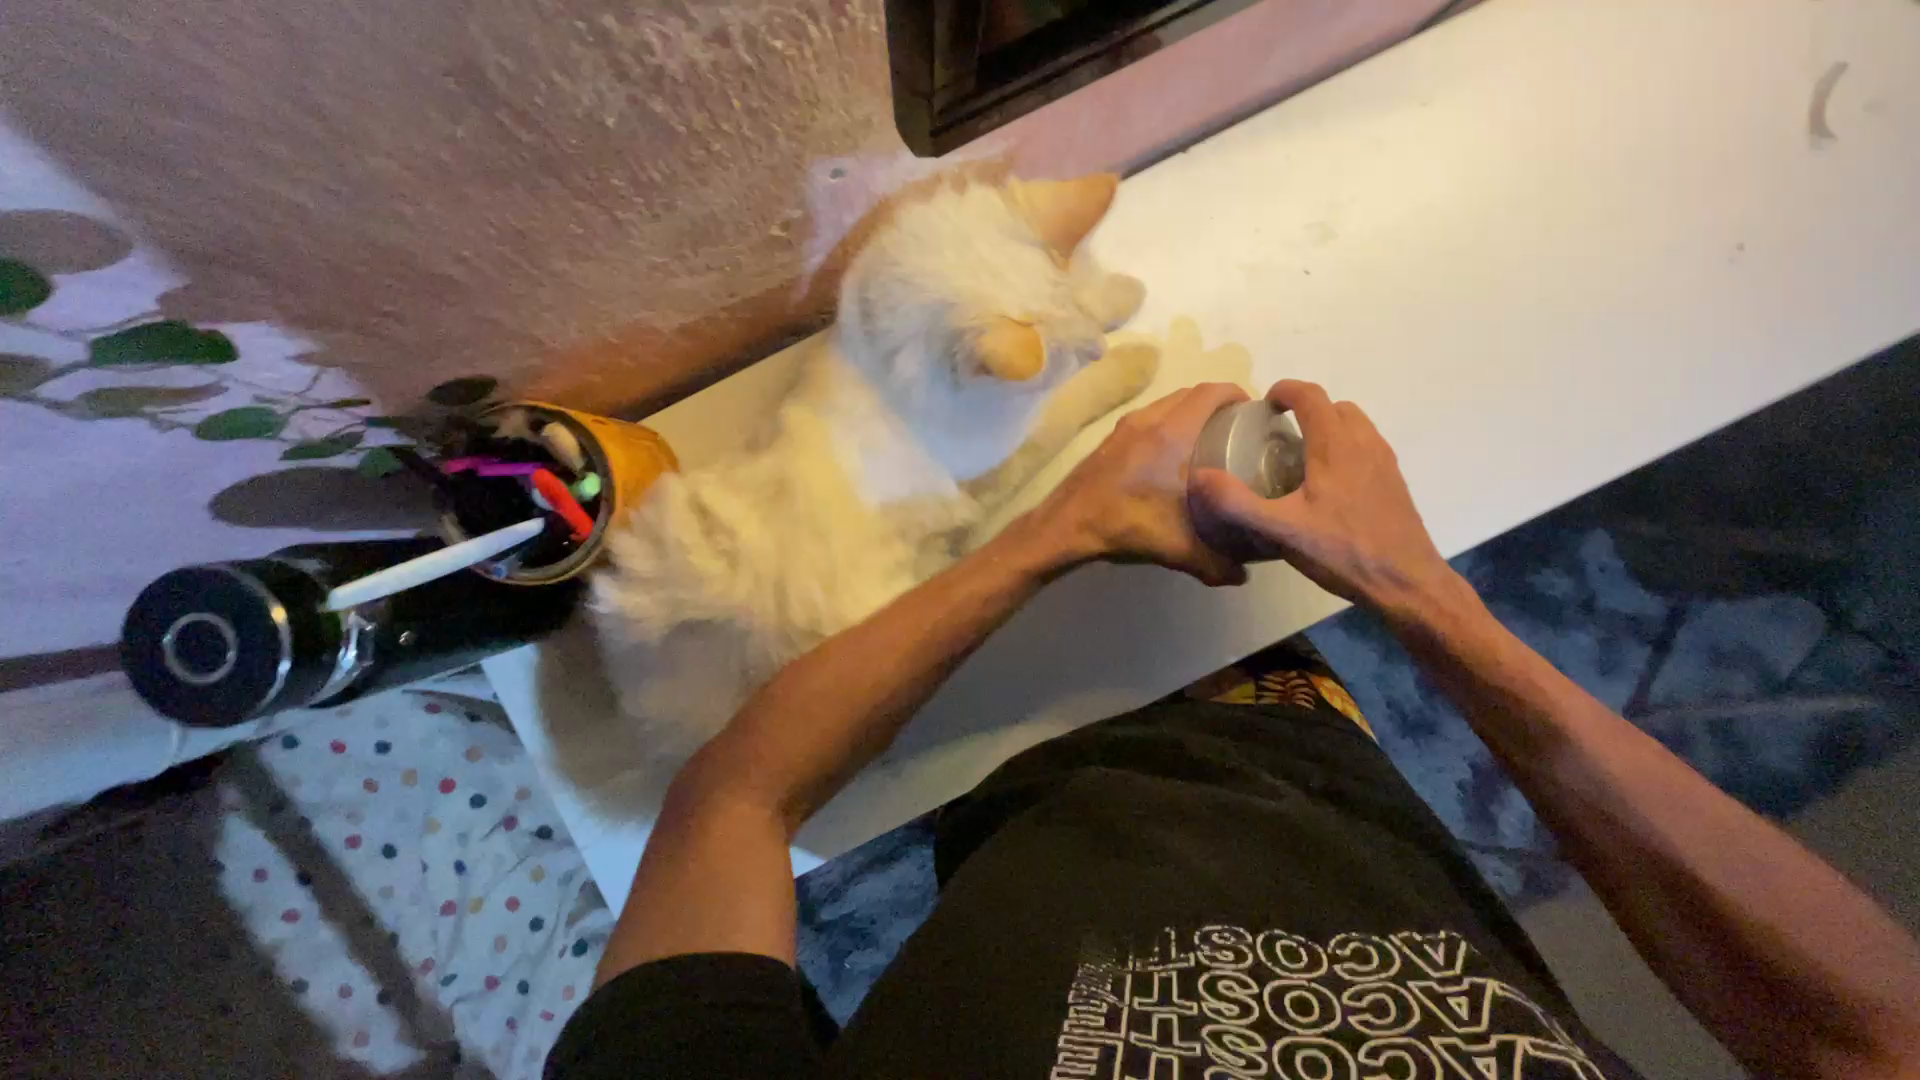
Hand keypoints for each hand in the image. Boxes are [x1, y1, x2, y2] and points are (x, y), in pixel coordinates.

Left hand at [1030, 382, 1250, 586]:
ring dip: (1190, 412)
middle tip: (1238, 429)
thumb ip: (1214, 562)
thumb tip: (1242, 576)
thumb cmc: (1124, 525)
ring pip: (1167, 404)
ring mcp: (1124, 427)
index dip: (1237, 395)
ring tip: (1210, 439)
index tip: (1255, 412)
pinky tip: (1172, 455)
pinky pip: (1148, 418)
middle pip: (1190, 394)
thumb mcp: (1176, 547)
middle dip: (1218, 404)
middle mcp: (1147, 420)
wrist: (1064, 526)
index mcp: (1169, 434)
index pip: (1211, 393)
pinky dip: (1167, 423)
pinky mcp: (1109, 439)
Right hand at [1188, 380, 1460, 617]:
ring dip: (1329, 428)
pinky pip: (1367, 449)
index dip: (1285, 391)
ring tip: (1302, 459)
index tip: (1264, 406)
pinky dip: (1345, 450)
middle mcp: (1364, 445)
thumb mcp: (1280, 530)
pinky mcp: (1394, 484)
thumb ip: (1236, 503)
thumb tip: (1198, 477)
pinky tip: (1328, 488)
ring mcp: (1384, 464)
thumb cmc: (1342, 552)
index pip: (1311, 396)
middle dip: (1306, 410)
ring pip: (1355, 427)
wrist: (1406, 583)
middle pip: (1336, 407)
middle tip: (1279, 435)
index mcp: (1335, 447)